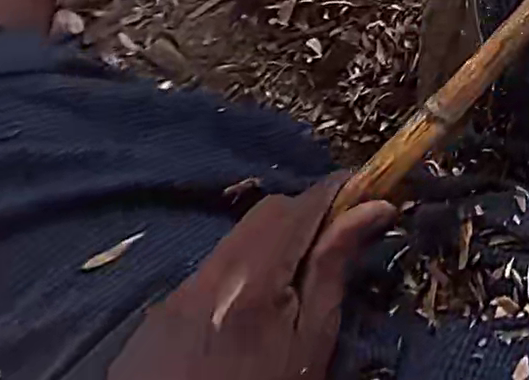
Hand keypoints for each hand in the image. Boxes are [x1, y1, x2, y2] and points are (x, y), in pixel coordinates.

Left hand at [107, 173, 395, 379]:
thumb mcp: (313, 337)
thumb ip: (334, 265)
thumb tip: (376, 205)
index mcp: (251, 281)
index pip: (302, 205)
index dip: (338, 191)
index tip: (368, 192)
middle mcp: (206, 278)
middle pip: (267, 213)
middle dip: (307, 212)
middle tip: (334, 238)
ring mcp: (172, 301)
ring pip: (236, 239)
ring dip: (274, 240)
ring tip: (293, 275)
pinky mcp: (152, 324)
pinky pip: (210, 271)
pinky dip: (242, 269)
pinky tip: (250, 305)